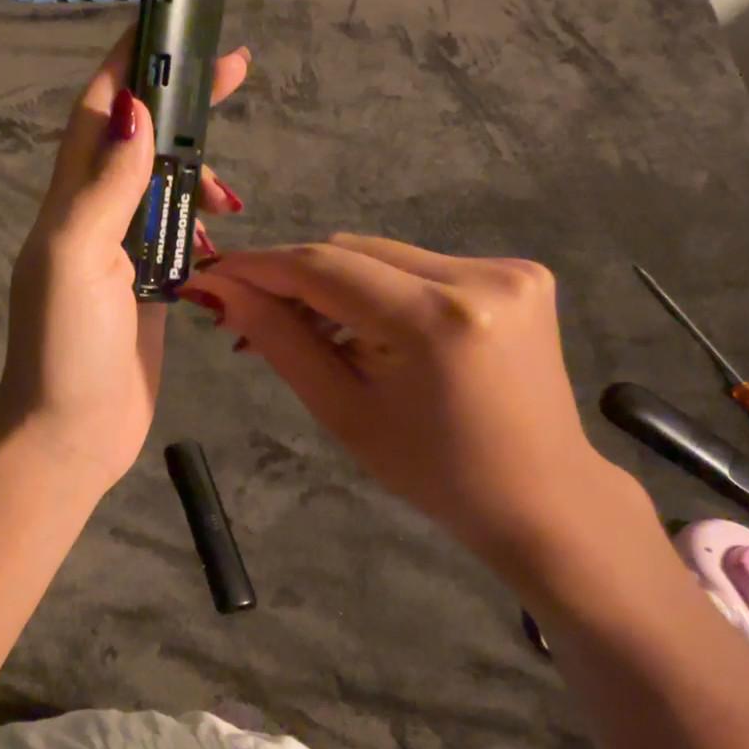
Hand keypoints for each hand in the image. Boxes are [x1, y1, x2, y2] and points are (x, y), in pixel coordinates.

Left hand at [0, 28, 248, 487]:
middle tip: (234, 66)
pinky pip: (178, 232)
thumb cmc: (65, 345)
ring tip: (232, 193)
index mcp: (69, 200)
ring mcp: (121, 251)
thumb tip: (133, 107)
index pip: (97, 111)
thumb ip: (104, 185)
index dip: (128, 63)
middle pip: (137, 137)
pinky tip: (227, 234)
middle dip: (179, 101)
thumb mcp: (76, 256)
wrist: (70, 433)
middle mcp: (92, 214)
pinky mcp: (148, 284)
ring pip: (162, 184)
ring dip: (197, 171)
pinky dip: (203, 221)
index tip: (169, 22)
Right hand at [181, 235, 645, 564]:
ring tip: (298, 329)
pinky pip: (412, 264)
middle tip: (245, 315)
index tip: (208, 274)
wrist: (541, 496)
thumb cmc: (431, 469)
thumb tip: (217, 288)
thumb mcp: (340, 409)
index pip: (321, 267)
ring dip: (328, 283)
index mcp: (436, 320)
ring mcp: (504, 268)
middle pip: (348, 252)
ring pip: (377, 254)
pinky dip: (371, 287)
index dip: (256, 266)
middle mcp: (478, 276)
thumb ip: (276, 337)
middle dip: (289, 279)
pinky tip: (357, 326)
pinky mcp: (514, 272)